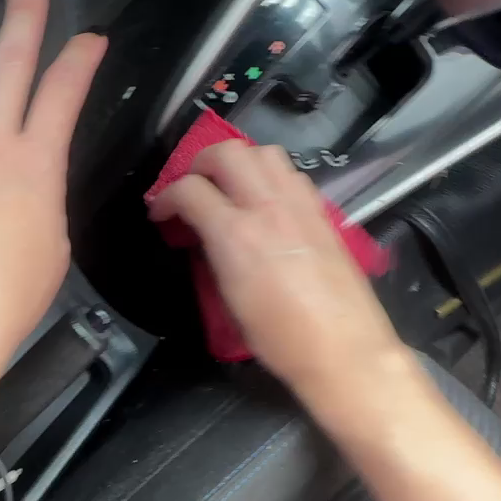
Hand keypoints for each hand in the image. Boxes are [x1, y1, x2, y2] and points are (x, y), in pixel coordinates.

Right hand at [151, 140, 402, 395]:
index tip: (159, 214)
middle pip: (227, 152)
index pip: (189, 191)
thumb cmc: (279, 339)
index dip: (165, 198)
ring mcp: (299, 205)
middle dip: (199, 164)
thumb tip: (206, 243)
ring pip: (264, 152)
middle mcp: (267, 208)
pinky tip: (265, 201)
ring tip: (228, 185)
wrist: (340, 348)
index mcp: (235, 236)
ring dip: (238, 160)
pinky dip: (269, 176)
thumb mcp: (229, 303)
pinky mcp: (321, 213)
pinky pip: (290, 174)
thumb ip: (214, 260)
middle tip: (191, 187)